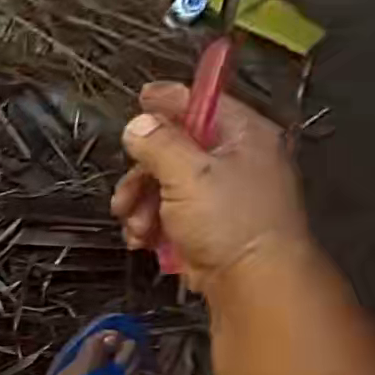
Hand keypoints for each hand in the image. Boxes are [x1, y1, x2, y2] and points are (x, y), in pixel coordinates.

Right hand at [110, 82, 315, 292]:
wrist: (250, 278)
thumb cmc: (229, 220)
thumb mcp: (189, 174)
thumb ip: (159, 145)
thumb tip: (137, 123)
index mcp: (242, 135)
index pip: (202, 103)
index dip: (170, 100)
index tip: (142, 96)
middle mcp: (233, 159)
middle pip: (172, 151)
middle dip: (141, 177)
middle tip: (124, 199)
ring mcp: (219, 194)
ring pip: (163, 186)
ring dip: (140, 207)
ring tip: (137, 229)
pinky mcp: (205, 224)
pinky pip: (167, 214)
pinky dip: (149, 225)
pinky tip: (143, 240)